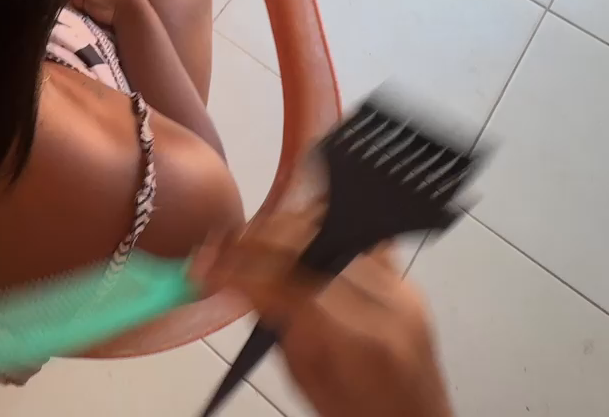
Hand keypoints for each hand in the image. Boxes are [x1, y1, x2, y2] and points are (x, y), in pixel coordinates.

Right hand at [195, 208, 451, 416]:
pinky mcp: (403, 278)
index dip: (240, 271)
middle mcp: (388, 302)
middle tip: (218, 247)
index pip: (289, 285)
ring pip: (329, 228)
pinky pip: (352, 233)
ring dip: (279, 227)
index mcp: (363, 342)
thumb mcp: (307, 381)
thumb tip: (236, 278)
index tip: (205, 268)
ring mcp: (401, 285)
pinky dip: (316, 226)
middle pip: (308, 244)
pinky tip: (288, 230)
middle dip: (253, 240)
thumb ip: (278, 324)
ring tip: (247, 236)